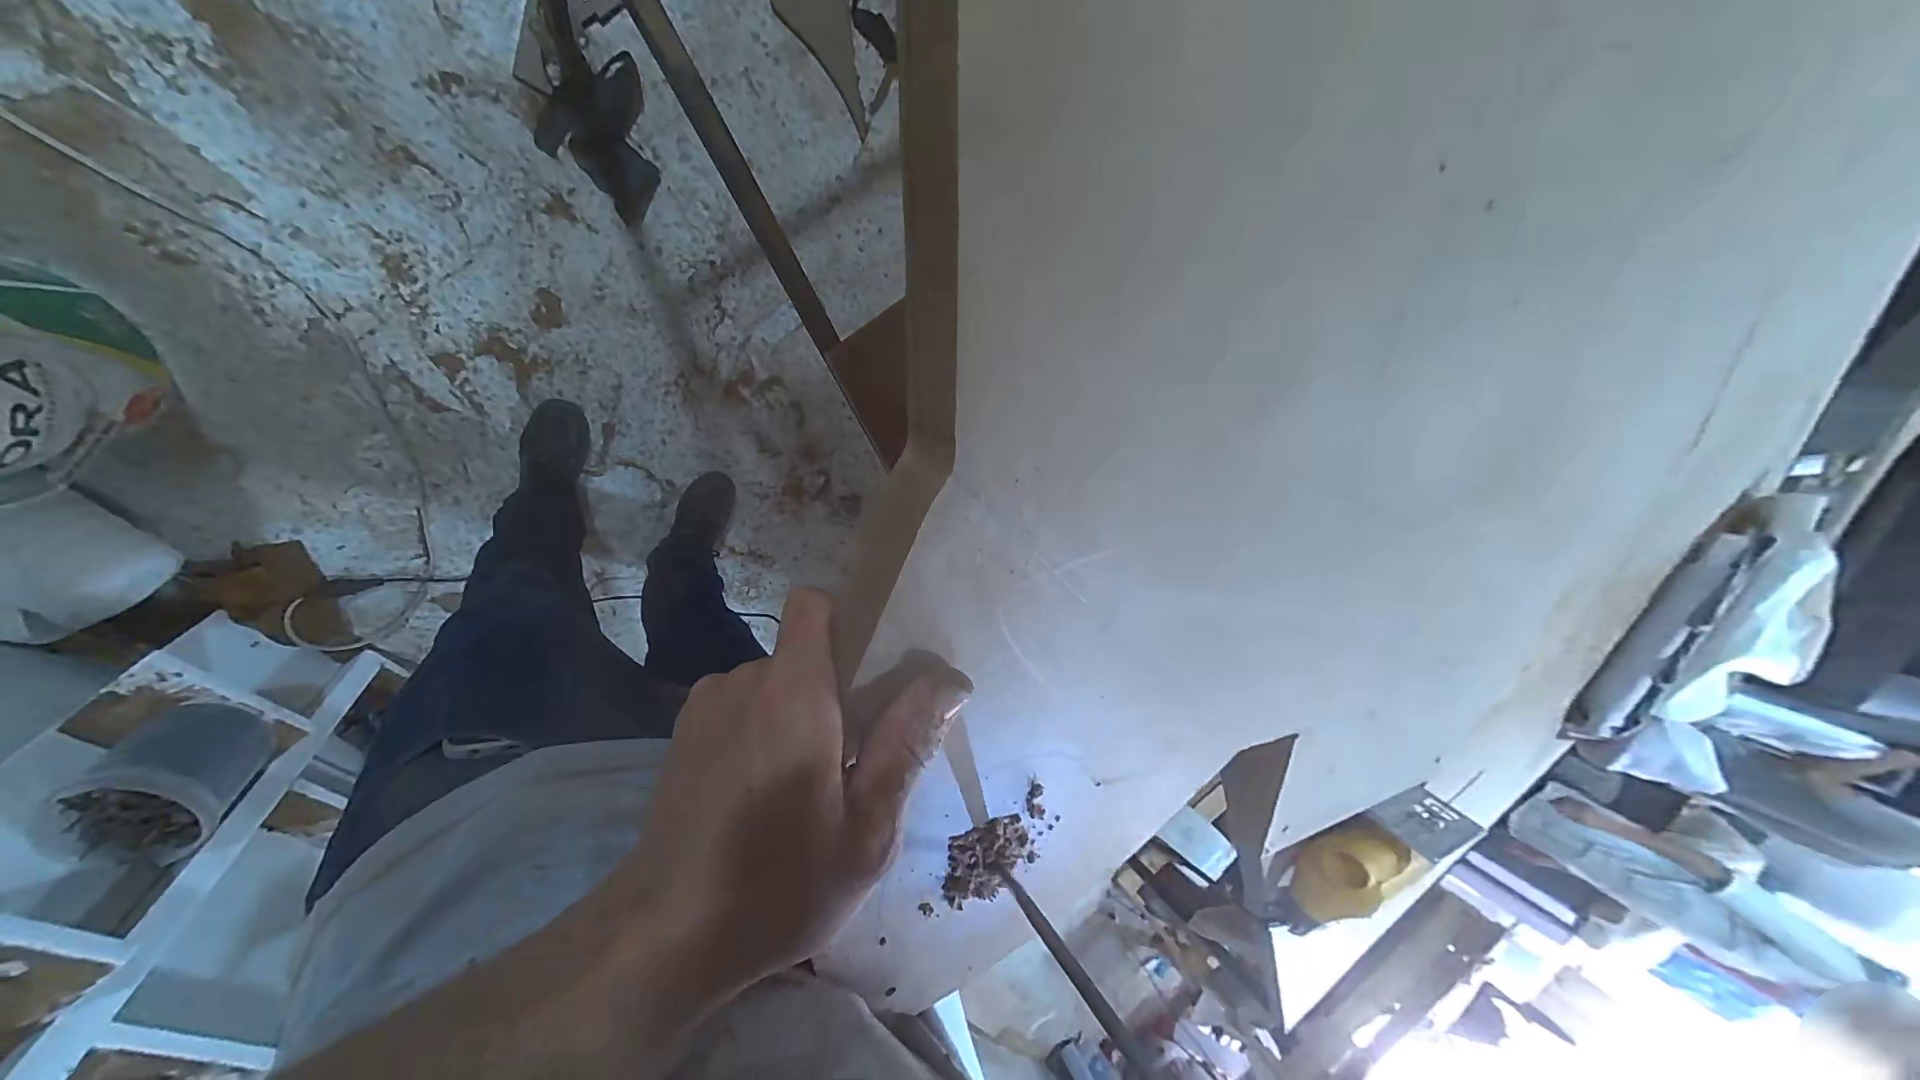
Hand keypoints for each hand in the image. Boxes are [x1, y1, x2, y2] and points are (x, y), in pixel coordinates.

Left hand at [626, 586, 970, 991]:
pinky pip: (743, 708)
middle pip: (806, 655)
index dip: (848, 626)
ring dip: (798, 716)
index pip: (813, 605)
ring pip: (775, 685)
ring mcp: (707, 707)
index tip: (872, 679)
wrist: (664, 938)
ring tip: (804, 788)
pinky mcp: (685, 734)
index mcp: (793, 692)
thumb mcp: (868, 827)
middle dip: (836, 693)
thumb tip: (951, 680)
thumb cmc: (780, 885)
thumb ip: (908, 742)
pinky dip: (763, 731)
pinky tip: (760, 794)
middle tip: (851, 764)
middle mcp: (744, 682)